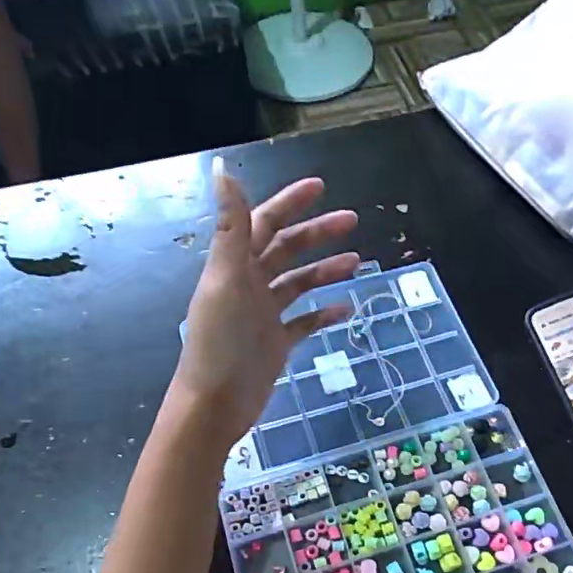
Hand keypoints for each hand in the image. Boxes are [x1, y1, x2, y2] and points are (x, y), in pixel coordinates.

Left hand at [171, 160, 359, 445]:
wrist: (216, 403)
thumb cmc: (218, 343)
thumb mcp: (226, 280)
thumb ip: (230, 228)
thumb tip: (222, 169)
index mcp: (235, 266)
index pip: (264, 222)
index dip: (290, 203)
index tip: (320, 187)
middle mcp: (250, 285)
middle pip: (287, 249)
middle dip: (318, 233)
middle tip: (353, 222)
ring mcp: (265, 315)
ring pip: (299, 283)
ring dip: (325, 270)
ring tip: (356, 262)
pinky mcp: (277, 343)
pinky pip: (305, 322)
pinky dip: (324, 313)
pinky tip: (346, 309)